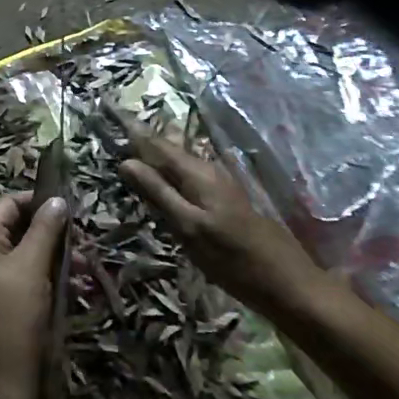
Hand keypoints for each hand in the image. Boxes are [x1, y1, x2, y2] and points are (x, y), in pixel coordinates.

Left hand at [0, 192, 68, 398]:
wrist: (1, 384)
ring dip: (55, 258)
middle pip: (17, 228)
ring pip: (24, 254)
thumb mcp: (33, 268)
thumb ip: (45, 230)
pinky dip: (47, 278)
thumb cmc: (14, 317)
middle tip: (85, 246)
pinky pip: (23, 276)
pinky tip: (75, 289)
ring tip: (86, 271)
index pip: (8, 204)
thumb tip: (57, 199)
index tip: (72, 210)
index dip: (39, 203)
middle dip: (52, 235)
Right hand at [114, 116, 322, 309]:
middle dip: (142, 140)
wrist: (289, 285)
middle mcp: (209, 171)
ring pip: (179, 163)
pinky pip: (189, 177)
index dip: (132, 130)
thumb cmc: (233, 259)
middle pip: (169, 149)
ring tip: (131, 151)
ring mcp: (220, 185)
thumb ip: (157, 193)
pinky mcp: (226, 201)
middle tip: (115, 129)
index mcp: (197, 172)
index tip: (109, 112)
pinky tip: (162, 180)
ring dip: (156, 156)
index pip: (156, 143)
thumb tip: (126, 161)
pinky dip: (170, 173)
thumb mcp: (188, 227)